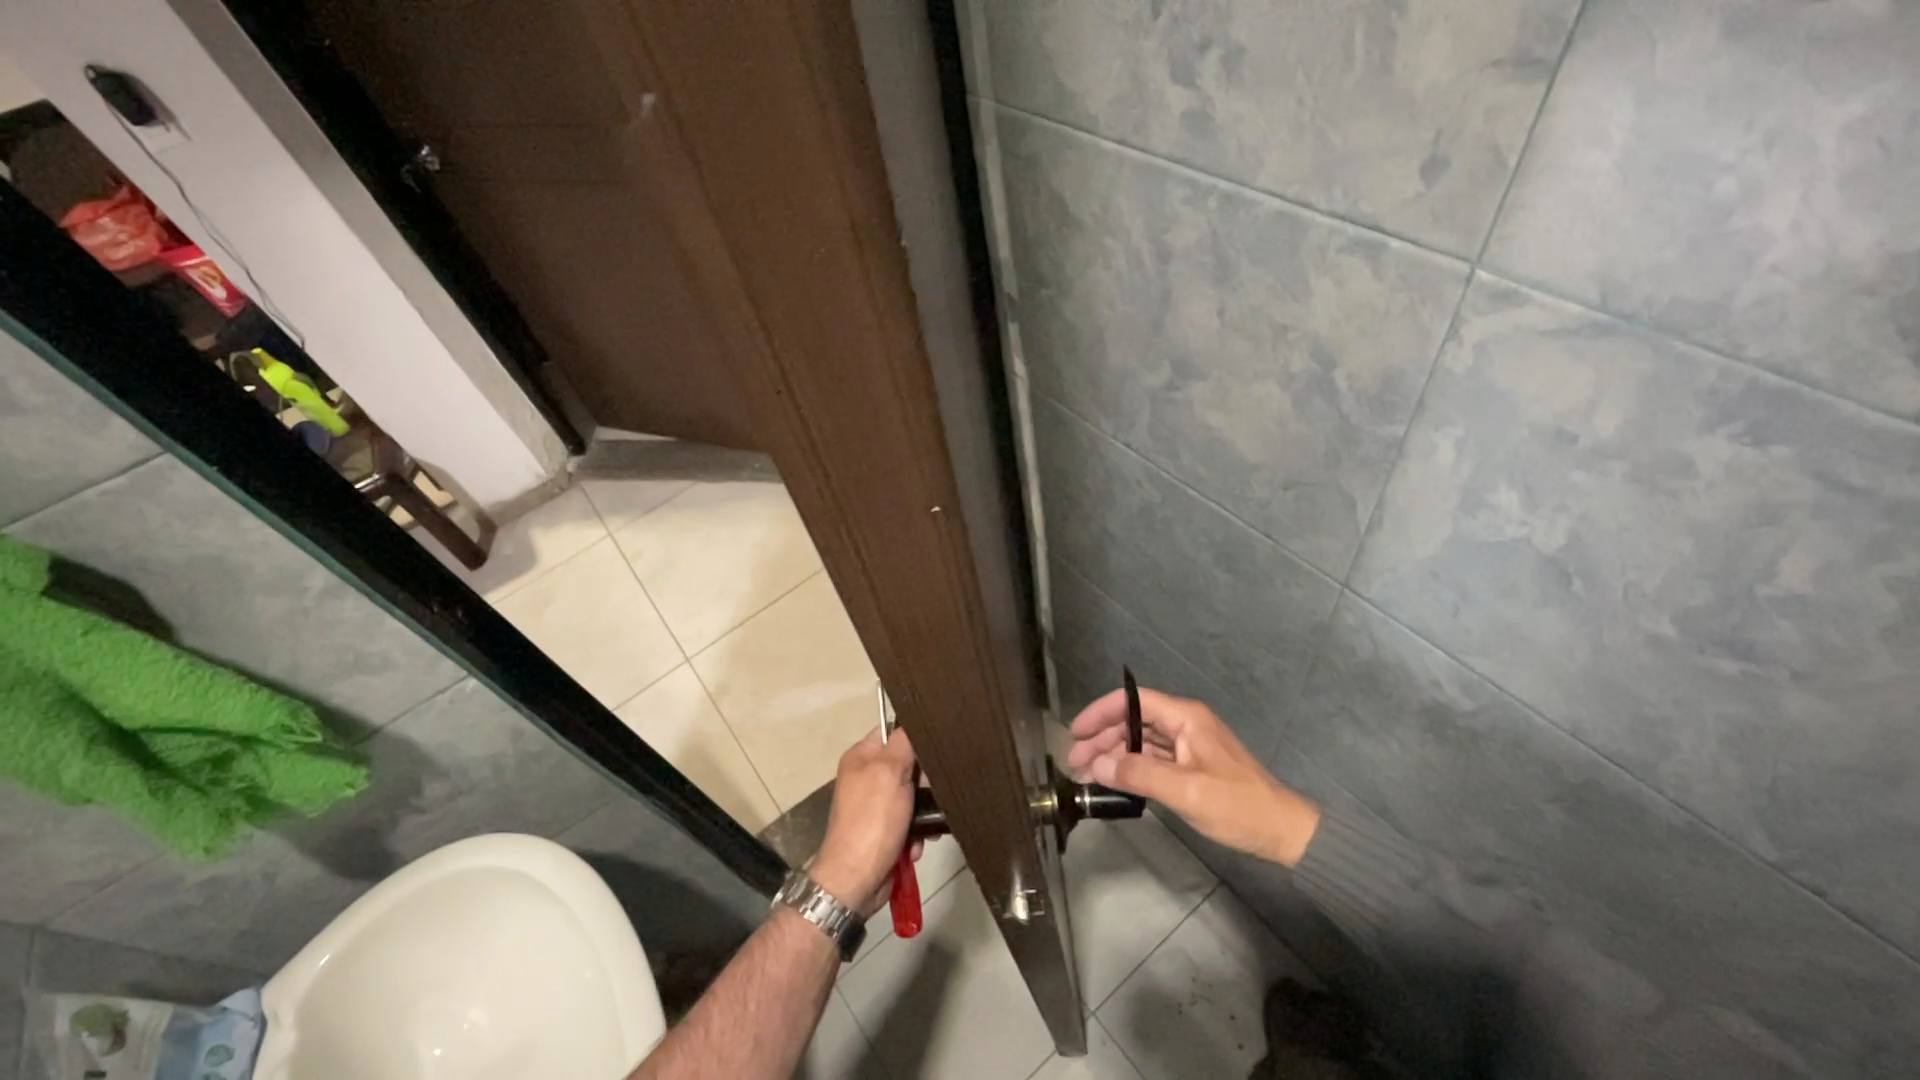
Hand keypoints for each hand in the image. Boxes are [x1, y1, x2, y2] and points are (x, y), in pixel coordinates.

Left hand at [811, 727, 918, 916]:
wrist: (857, 879)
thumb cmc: (872, 820)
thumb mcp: (890, 772)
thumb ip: (903, 743)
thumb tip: (913, 723)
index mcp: (861, 757)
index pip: (893, 731)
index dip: (915, 739)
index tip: (934, 752)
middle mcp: (866, 777)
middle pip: (908, 764)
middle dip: (924, 781)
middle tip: (931, 791)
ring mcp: (875, 805)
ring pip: (913, 795)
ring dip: (924, 811)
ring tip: (928, 824)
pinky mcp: (885, 830)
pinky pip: (911, 822)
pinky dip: (917, 833)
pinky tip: (918, 843)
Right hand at [1066, 686, 1321, 867]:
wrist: (1282, 832)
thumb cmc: (1237, 806)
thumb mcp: (1185, 790)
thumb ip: (1139, 774)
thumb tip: (1098, 764)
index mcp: (1186, 718)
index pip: (1133, 701)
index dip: (1101, 712)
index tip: (1075, 733)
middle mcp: (1185, 725)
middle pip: (1133, 721)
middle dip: (1102, 738)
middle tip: (1074, 763)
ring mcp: (1188, 746)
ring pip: (1140, 741)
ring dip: (1113, 755)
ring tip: (1085, 775)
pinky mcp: (1190, 767)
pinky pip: (1152, 759)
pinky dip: (1130, 768)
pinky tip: (1113, 781)